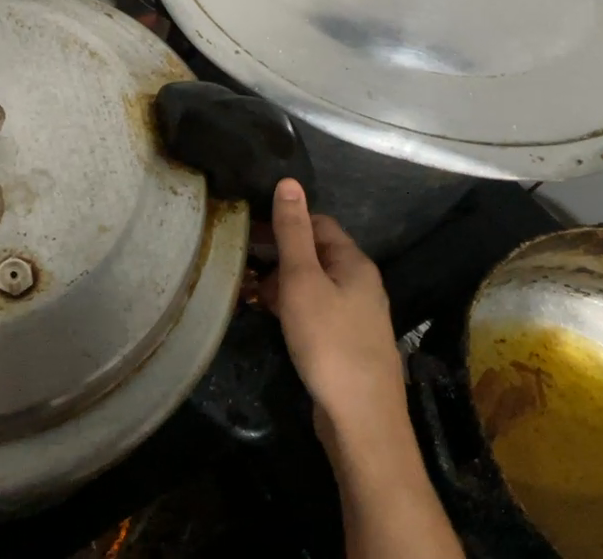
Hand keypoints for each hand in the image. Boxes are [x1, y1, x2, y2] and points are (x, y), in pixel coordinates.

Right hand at [256, 179, 404, 448]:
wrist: (360, 420)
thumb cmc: (329, 341)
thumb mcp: (302, 280)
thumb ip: (293, 232)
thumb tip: (289, 182)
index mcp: (355, 263)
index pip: (318, 223)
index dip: (284, 221)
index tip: (247, 229)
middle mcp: (361, 284)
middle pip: (315, 254)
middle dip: (278, 255)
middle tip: (241, 263)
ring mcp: (356, 316)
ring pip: (313, 285)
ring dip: (281, 284)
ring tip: (249, 294)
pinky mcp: (347, 343)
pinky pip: (315, 311)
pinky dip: (291, 309)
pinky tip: (271, 320)